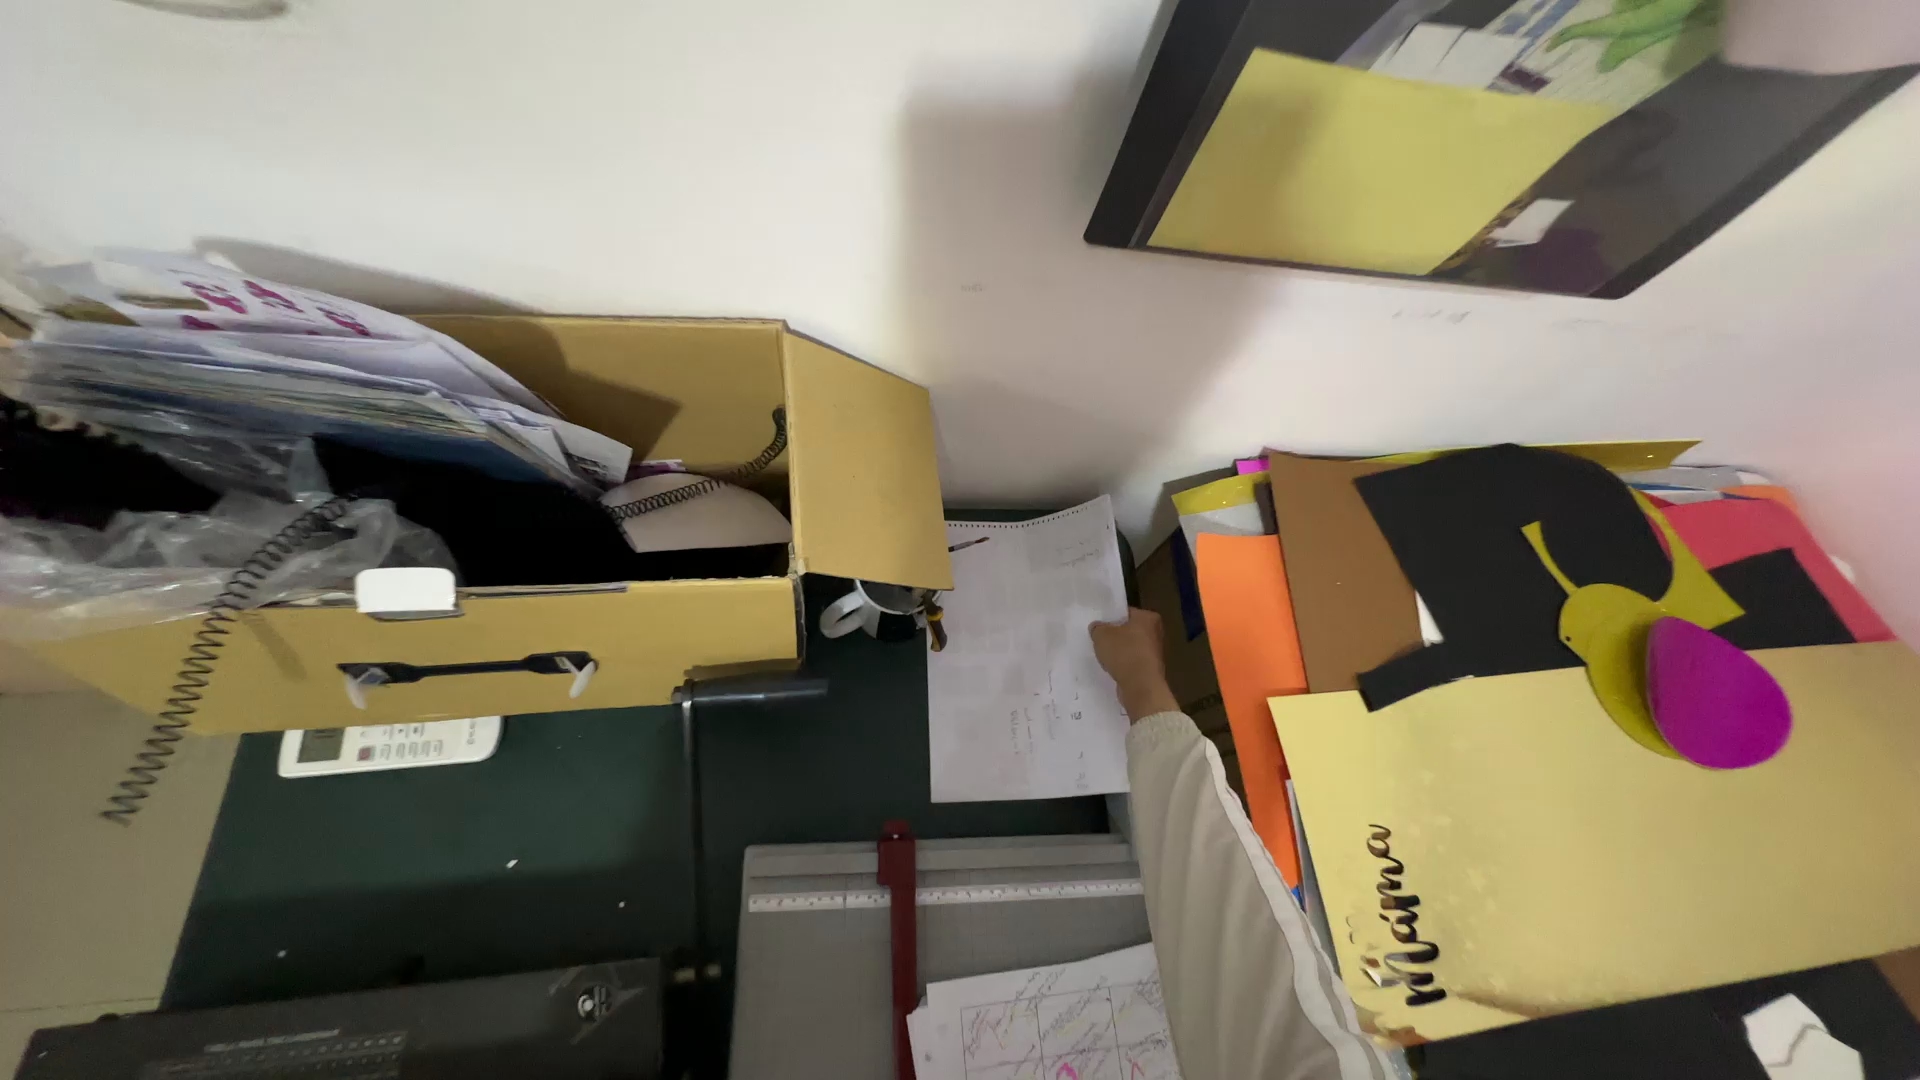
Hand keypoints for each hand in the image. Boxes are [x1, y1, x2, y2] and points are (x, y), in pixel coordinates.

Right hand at [1090, 608, 1180, 722]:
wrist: (1141, 686)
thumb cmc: (1124, 653)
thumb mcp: (1101, 635)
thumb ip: (1097, 628)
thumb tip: (1097, 627)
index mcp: (1148, 617)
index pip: (1126, 612)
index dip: (1111, 618)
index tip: (1100, 625)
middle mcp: (1156, 632)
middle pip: (1129, 630)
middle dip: (1115, 635)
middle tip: (1099, 639)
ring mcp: (1155, 652)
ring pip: (1131, 647)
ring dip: (1119, 652)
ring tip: (1104, 656)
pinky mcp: (1151, 669)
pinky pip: (1133, 662)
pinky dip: (1124, 665)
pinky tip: (1113, 669)